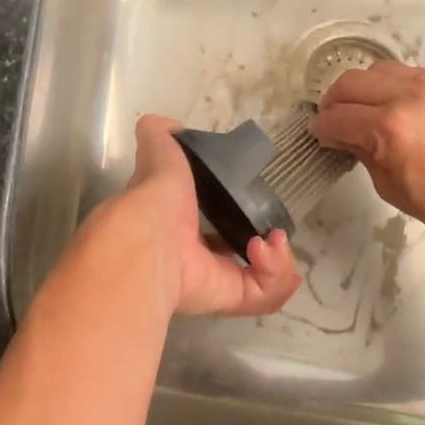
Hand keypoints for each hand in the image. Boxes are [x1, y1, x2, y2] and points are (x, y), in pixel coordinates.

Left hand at [92, 115, 300, 316]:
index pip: (216, 224)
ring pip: (261, 280)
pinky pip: (264, 295)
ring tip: (273, 240)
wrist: (146, 240)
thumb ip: (161, 135)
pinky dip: (275, 273)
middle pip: (244, 257)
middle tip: (276, 232)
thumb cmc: (153, 195)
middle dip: (269, 244)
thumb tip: (171, 125)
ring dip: (278, 259)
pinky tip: (267, 250)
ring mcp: (213, 281)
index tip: (257, 201)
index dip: (240, 214)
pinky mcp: (227, 299)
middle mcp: (195, 256)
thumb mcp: (158, 153)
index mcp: (179, 223)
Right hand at [312, 64, 424, 264]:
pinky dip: (400, 87)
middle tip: (338, 120)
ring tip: (370, 110)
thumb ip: (365, 154)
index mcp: (390, 129)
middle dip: (336, 101)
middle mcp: (410, 97)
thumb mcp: (393, 190)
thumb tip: (347, 137)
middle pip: (352, 82)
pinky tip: (407, 110)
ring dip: (366, 88)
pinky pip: (416, 75)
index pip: (338, 118)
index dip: (322, 128)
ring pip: (382, 70)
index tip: (321, 136)